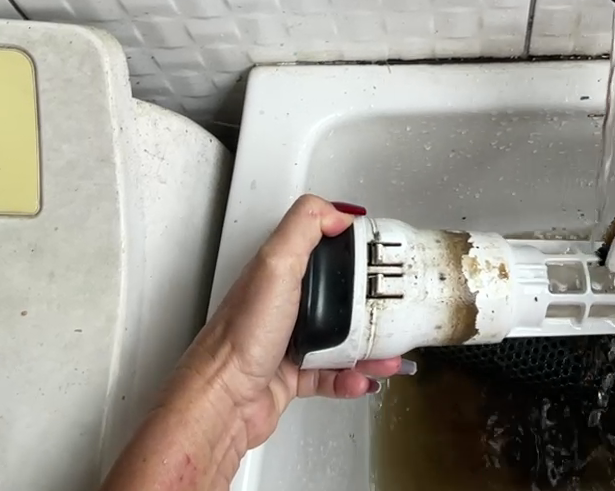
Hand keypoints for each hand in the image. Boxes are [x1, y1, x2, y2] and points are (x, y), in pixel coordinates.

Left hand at [174, 195, 402, 448]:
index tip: (381, 253)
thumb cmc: (239, 336)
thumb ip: (306, 225)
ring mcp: (289, 338)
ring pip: (341, 337)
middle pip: (339, 292)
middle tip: (393, 307)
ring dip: (368, 346)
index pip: (323, 243)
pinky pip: (333, 373)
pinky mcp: (292, 374)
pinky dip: (351, 377)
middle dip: (370, 302)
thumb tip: (339, 212)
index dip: (353, 245)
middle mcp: (284, 300)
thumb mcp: (276, 262)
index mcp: (281, 268)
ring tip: (387, 352)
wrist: (221, 402)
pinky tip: (362, 377)